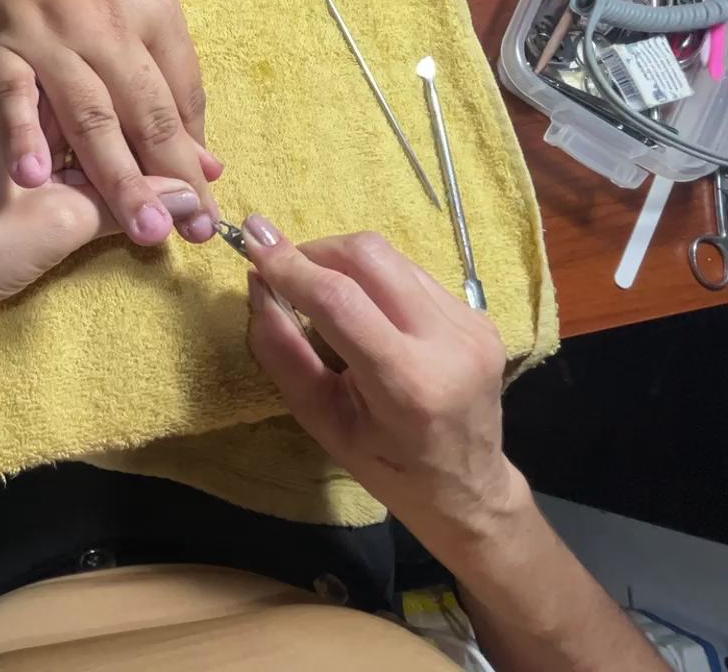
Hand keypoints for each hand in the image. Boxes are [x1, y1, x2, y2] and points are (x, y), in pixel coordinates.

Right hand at [0, 0, 218, 247]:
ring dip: (121, 178)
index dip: (195, 146)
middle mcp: (110, 23)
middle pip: (151, 112)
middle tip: (198, 235)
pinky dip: (24, 137)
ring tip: (145, 233)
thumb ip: (158, 39)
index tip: (205, 189)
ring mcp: (52, 33)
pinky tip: (34, 179)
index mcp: (151, 4)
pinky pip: (15, 96)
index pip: (182, 90)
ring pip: (93, 116)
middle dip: (177, 178)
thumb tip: (185, 108)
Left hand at [0, 106, 205, 339]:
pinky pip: (84, 155)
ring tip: (197, 173)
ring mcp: (27, 134)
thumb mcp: (59, 224)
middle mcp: (29, 108)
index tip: (210, 169)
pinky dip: (117, 169)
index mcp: (29, 105)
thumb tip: (191, 198)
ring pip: (102, 135)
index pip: (113, 108)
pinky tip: (150, 181)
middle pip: (113, 117)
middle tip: (213, 173)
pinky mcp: (27, 161)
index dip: (166, 138)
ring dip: (145, 157)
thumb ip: (125, 205)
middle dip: (164, 147)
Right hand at [234, 217, 531, 557]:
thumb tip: (257, 285)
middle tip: (287, 275)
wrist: (468, 487)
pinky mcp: (477, 314)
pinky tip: (363, 306)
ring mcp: (470, 324)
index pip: (339, 300)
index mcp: (409, 384)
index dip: (289, 266)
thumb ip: (282, 351)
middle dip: (314, 252)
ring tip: (322, 293)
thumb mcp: (318, 418)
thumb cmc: (384, 463)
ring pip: (388, 255)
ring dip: (340, 261)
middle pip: (368, 256)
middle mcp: (449, 343)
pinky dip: (369, 275)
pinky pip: (408, 270)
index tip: (250, 240)